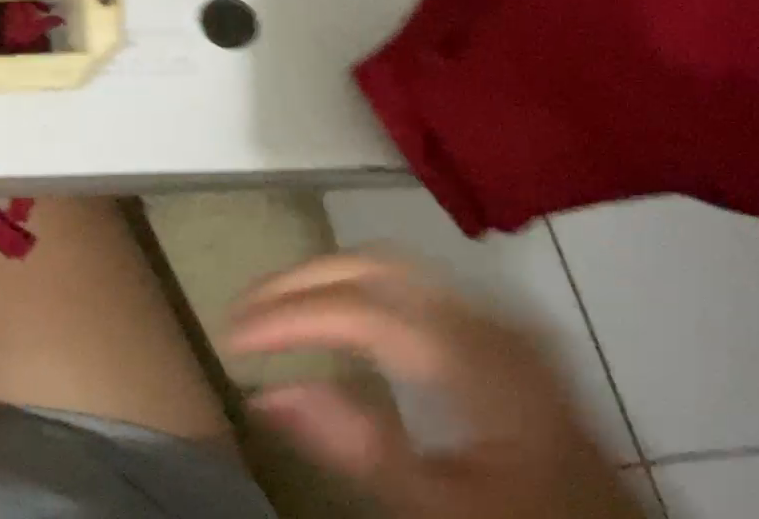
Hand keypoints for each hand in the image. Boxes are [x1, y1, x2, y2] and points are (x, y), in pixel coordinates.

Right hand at [228, 254, 645, 518]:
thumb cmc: (524, 517)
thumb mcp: (444, 505)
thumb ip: (358, 445)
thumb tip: (267, 394)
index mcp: (476, 359)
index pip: (359, 310)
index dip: (287, 317)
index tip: (233, 335)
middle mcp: (488, 321)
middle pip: (376, 264)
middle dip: (301, 279)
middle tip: (248, 308)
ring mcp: (500, 321)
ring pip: (395, 265)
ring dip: (328, 277)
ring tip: (281, 307)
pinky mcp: (503, 334)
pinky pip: (416, 284)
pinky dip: (362, 287)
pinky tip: (342, 314)